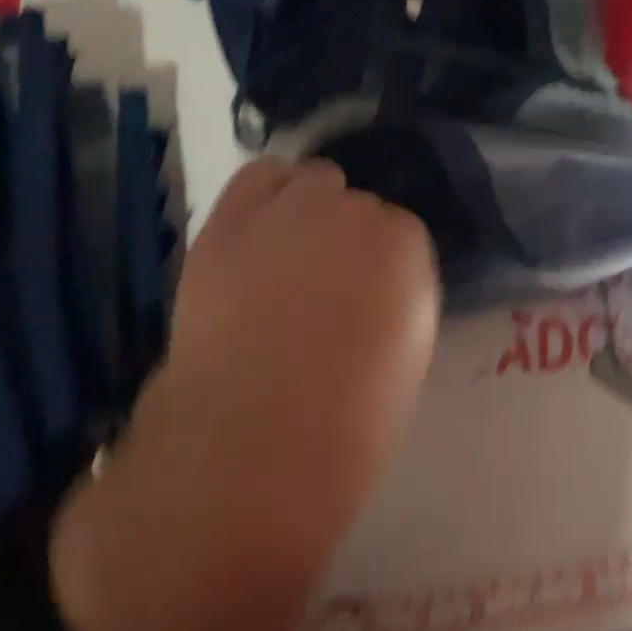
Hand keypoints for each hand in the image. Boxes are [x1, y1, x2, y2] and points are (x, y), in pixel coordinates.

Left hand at [52, 159, 439, 630]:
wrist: (248, 449)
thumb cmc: (349, 424)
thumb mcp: (407, 357)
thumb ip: (401, 302)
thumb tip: (378, 287)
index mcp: (407, 250)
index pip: (407, 234)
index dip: (390, 272)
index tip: (376, 305)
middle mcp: (350, 212)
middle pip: (360, 202)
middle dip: (353, 237)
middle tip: (335, 288)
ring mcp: (283, 213)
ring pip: (310, 180)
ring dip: (312, 210)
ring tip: (296, 258)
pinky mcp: (223, 225)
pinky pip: (256, 182)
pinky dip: (267, 199)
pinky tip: (263, 236)